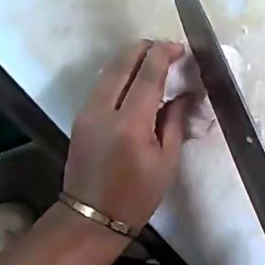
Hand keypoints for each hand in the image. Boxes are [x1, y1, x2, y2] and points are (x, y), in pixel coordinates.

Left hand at [64, 40, 199, 227]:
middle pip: (122, 63)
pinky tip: (133, 81)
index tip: (179, 48)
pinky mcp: (80, 118)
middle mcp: (104, 111)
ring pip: (108, 72)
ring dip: (130, 60)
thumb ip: (174, 123)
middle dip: (144, 50)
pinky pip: (101, 86)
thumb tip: (184, 95)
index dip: (164, 55)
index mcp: (131, 124)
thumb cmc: (137, 196)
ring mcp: (87, 112)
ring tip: (151, 60)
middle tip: (166, 48)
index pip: (148, 75)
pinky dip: (119, 75)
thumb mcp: (166, 162)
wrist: (92, 217)